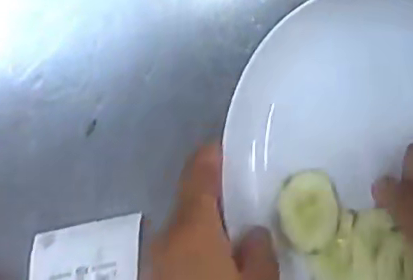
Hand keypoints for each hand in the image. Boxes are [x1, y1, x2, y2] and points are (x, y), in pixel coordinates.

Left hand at [149, 143, 278, 279]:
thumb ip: (260, 249)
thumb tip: (255, 234)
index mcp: (191, 223)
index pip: (200, 167)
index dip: (217, 153)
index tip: (234, 146)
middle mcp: (165, 237)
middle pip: (192, 203)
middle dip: (217, 202)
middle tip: (245, 204)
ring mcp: (152, 264)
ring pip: (183, 234)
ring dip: (205, 231)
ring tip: (233, 242)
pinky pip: (176, 258)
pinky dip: (193, 255)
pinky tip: (214, 267)